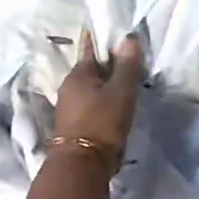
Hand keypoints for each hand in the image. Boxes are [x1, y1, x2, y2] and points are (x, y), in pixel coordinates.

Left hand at [52, 31, 144, 160]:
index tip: (115, 33)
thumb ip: (126, 65)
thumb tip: (129, 37)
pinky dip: (102, 102)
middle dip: (107, 65)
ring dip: (105, 86)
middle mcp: (68, 87)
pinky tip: (114, 107)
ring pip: (90, 88)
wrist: (82, 165)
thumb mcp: (121, 92)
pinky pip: (90, 105)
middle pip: (91, 69)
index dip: (103, 40)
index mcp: (78, 73)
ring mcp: (68, 107)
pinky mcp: (74, 126)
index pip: (90, 48)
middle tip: (128, 63)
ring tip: (124, 87)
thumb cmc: (102, 122)